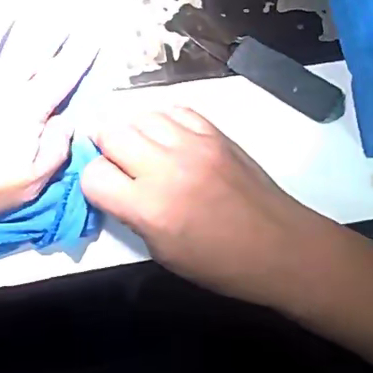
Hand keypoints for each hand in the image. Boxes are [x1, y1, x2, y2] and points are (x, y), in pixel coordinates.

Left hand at [0, 33, 95, 238]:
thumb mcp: (28, 185)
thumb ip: (55, 152)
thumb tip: (67, 121)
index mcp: (27, 110)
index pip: (62, 75)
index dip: (80, 53)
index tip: (94, 32)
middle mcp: (0, 84)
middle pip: (34, 47)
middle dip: (55, 24)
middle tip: (69, 2)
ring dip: (12, 13)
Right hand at [80, 107, 341, 304]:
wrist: (279, 247)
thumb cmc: (218, 263)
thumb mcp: (161, 252)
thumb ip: (131, 214)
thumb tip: (112, 186)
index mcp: (150, 208)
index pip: (94, 174)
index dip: (94, 182)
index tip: (106, 189)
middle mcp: (166, 168)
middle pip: (111, 132)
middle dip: (105, 146)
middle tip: (115, 161)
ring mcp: (193, 145)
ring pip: (140, 114)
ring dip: (133, 130)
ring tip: (142, 148)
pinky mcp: (215, 133)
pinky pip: (175, 110)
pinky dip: (164, 121)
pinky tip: (169, 138)